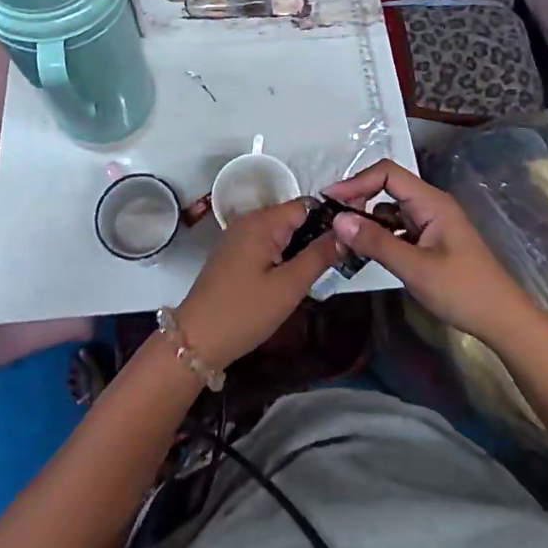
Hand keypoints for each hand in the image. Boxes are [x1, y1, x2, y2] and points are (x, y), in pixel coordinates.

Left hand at [173, 201, 336, 370]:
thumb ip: (319, 256)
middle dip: (317, 236)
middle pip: (294, 218)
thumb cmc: (245, 312)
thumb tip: (346, 233)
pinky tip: (294, 279)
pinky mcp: (234, 256)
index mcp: (262, 222)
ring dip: (301, 249)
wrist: (196, 341)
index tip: (351, 241)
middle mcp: (249, 222)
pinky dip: (284, 257)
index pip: (306, 206)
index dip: (330, 220)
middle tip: (340, 262)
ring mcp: (238, 238)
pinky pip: (267, 246)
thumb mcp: (289, 286)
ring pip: (281, 233)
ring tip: (322, 272)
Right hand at [326, 159, 540, 347]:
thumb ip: (376, 242)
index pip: (388, 173)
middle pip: (386, 188)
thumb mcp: (415, 268)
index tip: (330, 200)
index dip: (357, 182)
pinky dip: (377, 236)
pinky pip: (396, 229)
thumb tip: (337, 218)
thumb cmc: (462, 290)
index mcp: (432, 202)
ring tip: (341, 240)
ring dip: (365, 220)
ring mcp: (429, 224)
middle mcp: (430, 206)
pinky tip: (362, 252)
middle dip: (357, 200)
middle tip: (332, 223)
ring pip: (389, 210)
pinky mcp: (428, 242)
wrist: (500, 319)